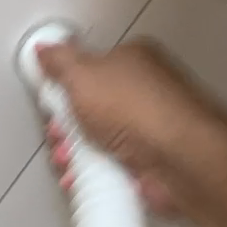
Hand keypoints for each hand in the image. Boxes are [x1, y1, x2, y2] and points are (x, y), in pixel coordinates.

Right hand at [36, 38, 226, 221]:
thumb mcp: (84, 76)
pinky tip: (84, 176)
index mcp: (133, 60)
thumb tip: (45, 50)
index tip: (50, 99)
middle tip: (61, 132)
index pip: (89, 67)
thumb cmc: (142, 112)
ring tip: (71, 159)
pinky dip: (92, 173)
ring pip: (97, 139)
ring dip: (76, 152)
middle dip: (67, 125)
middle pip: (89, 107)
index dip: (65, 85)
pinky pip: (109, 165)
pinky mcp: (147, 162)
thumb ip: (60, 61)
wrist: (181, 161)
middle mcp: (144, 92)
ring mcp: (147, 129)